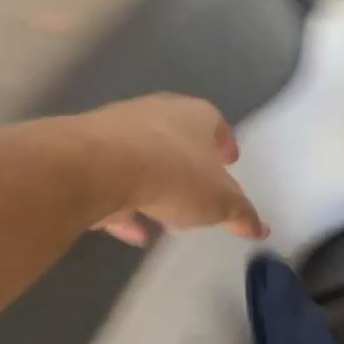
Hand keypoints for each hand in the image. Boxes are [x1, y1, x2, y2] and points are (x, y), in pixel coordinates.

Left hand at [67, 94, 267, 245]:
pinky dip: (126, 203)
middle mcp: (153, 112)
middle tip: (201, 191)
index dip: (224, 143)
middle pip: (176, 138)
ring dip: (156, 185)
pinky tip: (134, 230)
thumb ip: (244, 216)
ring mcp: (113, 128)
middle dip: (190, 164)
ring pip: (143, 157)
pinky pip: (113, 179)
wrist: (95, 168)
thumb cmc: (175, 175)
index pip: (214, 122)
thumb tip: (260, 229)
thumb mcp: (225, 203)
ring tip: (168, 216)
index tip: (229, 163)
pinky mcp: (83, 151)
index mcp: (192, 116)